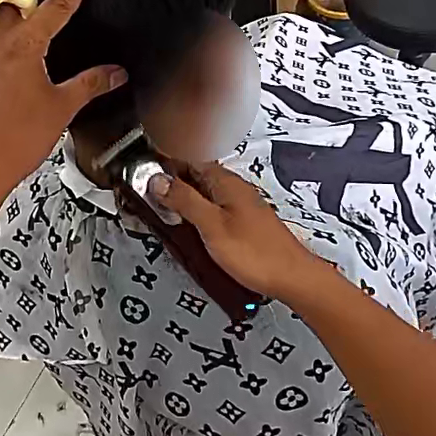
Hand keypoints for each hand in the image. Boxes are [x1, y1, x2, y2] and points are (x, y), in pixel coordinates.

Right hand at [147, 162, 332, 301]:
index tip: (143, 173)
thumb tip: (158, 181)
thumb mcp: (212, 226)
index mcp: (226, 182)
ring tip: (163, 214)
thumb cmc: (257, 254)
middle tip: (148, 198)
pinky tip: (190, 230)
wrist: (291, 278)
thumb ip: (184, 200)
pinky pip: (213, 211)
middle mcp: (234, 189)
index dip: (165, 163)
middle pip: (195, 176)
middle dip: (171, 184)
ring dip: (183, 203)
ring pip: (204, 195)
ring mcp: (240, 206)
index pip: (189, 158)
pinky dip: (197, 217)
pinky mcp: (244, 224)